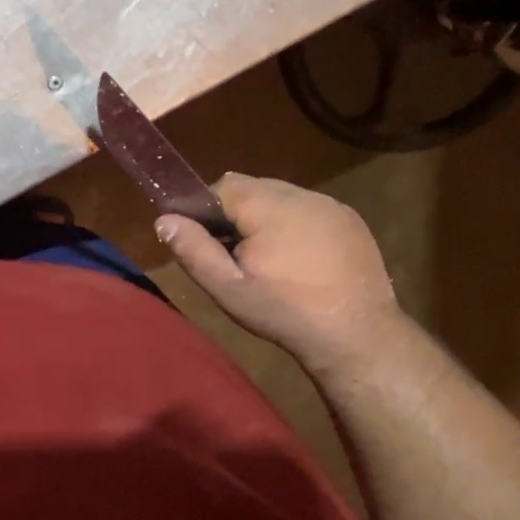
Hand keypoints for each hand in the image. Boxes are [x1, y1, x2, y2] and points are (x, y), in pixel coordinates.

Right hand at [155, 174, 403, 373]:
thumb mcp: (228, 288)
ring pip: (281, 197)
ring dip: (264, 218)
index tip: (204, 241)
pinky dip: (293, 225)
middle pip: (253, 188)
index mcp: (270, 208)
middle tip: (232, 255)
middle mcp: (303, 196)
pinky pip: (309, 210)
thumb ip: (194, 251)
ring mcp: (332, 205)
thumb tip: (163, 220)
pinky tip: (296, 260)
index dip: (205, 209)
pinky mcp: (351, 220)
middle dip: (235, 214)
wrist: (356, 334)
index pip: (223, 185)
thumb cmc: (284, 312)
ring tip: (265, 259)